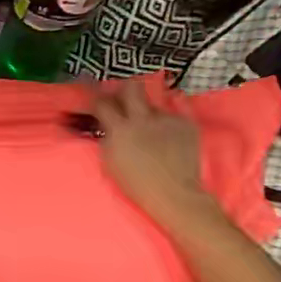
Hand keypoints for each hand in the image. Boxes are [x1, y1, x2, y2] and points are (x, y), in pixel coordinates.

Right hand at [92, 80, 224, 232]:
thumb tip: (105, 124)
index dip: (95, 96)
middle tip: (120, 98)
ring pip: (153, 101)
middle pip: (131, 88)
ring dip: (146, 108)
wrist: (173, 193)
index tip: (93, 95)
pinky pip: (178, 104)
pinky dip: (171, 107)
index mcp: (120, 129)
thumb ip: (107, 137)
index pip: (102, 103)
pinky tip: (166, 116)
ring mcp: (167, 118)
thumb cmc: (135, 184)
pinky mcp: (187, 122)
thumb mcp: (110, 161)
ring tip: (147, 121)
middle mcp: (143, 119)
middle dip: (123, 89)